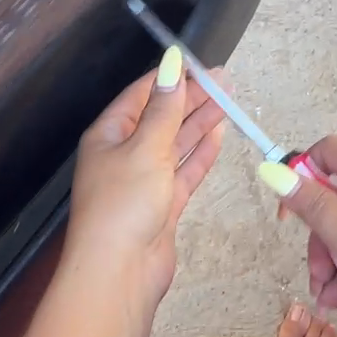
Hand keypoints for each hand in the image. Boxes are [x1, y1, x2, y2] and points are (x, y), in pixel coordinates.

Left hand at [63, 48, 228, 307]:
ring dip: (200, 123)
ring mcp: (143, 181)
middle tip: (224, 80)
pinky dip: (200, 154)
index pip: (140, 96)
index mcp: (108, 135)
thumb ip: (165, 108)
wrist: (119, 272)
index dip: (168, 78)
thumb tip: (171, 64)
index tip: (197, 64)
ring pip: (175, 143)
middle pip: (161, 118)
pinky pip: (184, 171)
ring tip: (227, 101)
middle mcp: (123, 154)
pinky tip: (218, 135)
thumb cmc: (124, 203)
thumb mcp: (145, 147)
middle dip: (190, 99)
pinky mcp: (162, 205)